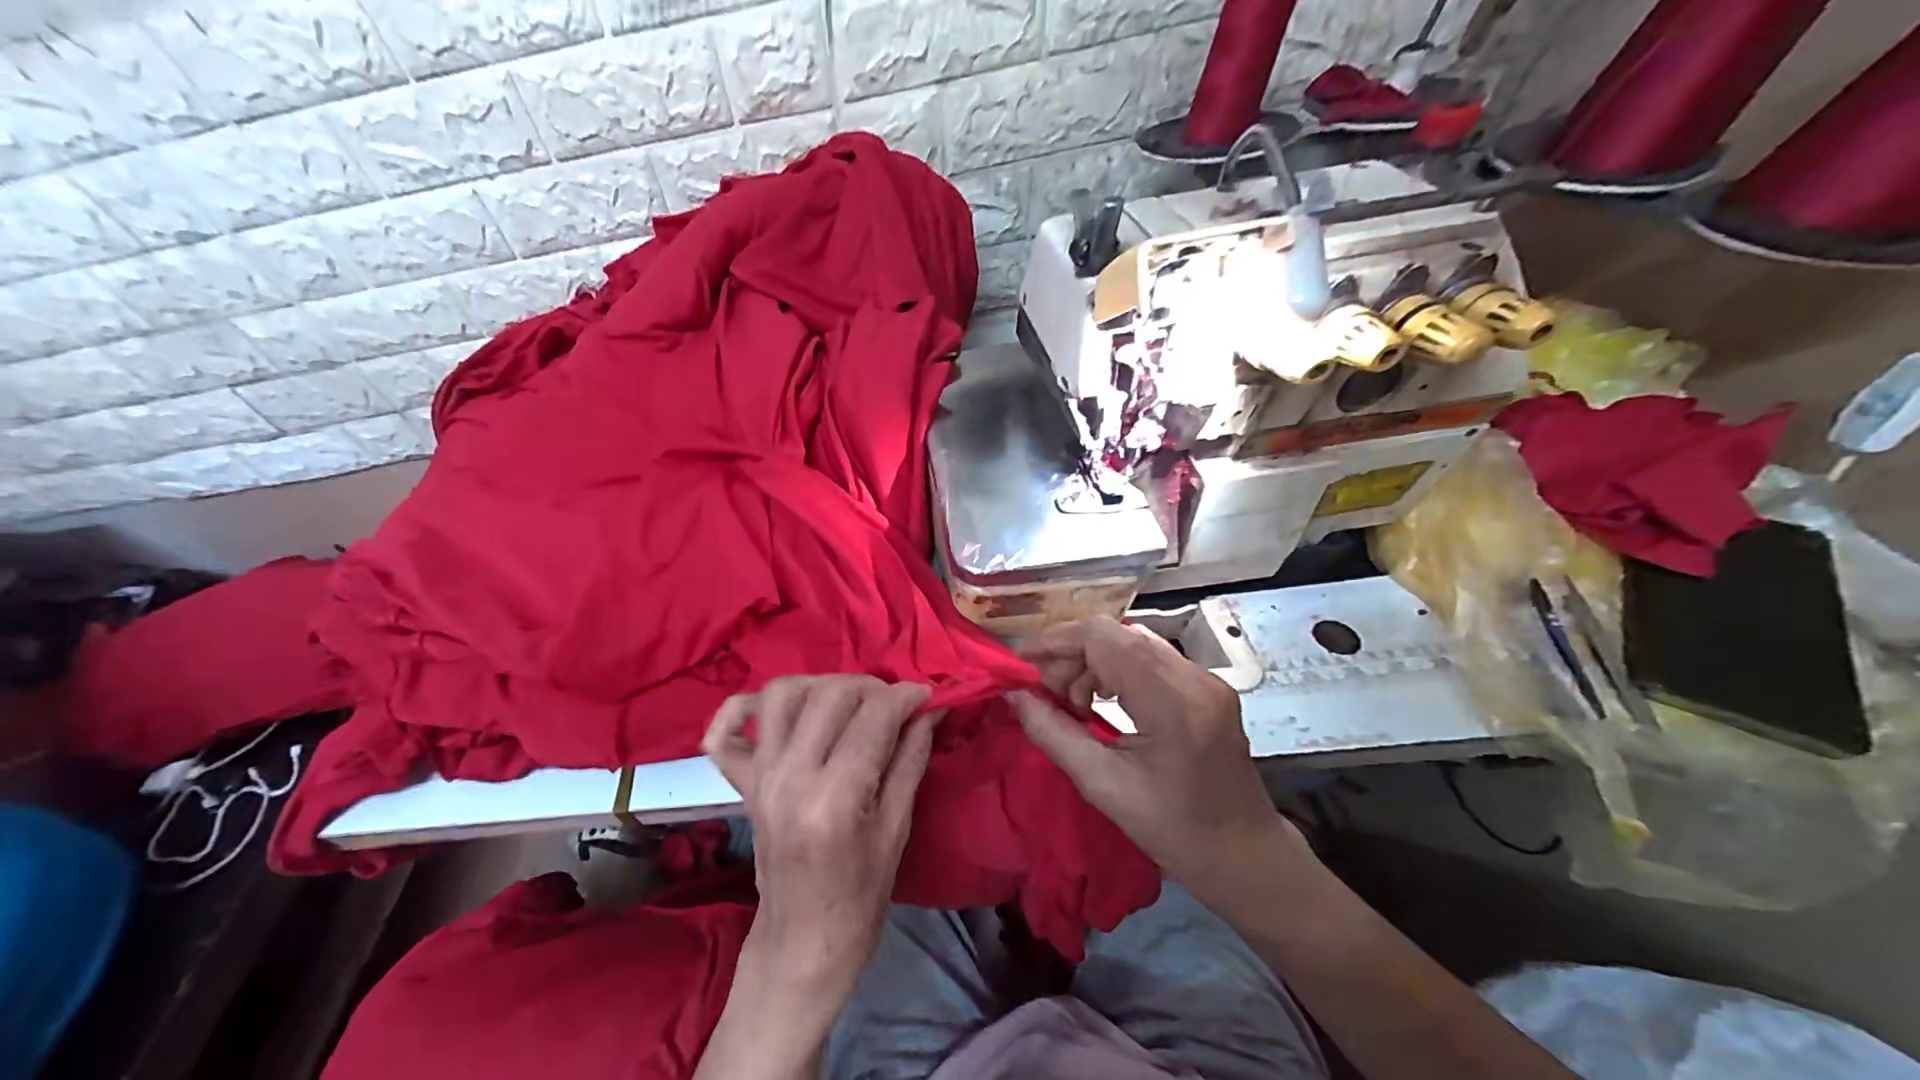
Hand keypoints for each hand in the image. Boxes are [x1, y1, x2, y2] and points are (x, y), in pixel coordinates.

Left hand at [702, 675, 936, 996]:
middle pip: (828, 694)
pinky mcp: (742, 783)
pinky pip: (725, 731)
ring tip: (847, 702)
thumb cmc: (862, 895)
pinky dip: (743, 707)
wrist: (804, 942)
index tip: (927, 695)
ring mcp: (759, 777)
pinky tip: (777, 712)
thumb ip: (912, 758)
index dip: (906, 696)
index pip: (873, 716)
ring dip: (820, 685)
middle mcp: (790, 777)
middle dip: (870, 686)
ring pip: (781, 694)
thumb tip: (930, 709)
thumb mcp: (897, 827)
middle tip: (892, 703)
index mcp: (835, 797)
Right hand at [1010, 617, 1310, 902]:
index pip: (1104, 638)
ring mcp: (1205, 678)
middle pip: (1116, 633)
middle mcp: (1194, 677)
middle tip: (1042, 692)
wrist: (1245, 854)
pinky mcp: (1206, 686)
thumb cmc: (1174, 832)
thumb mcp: (1103, 786)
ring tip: (1070, 703)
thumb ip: (1053, 733)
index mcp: (1173, 702)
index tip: (1022, 666)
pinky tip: (1099, 702)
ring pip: (1131, 642)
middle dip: (1070, 654)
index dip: (1056, 642)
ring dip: (1091, 662)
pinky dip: (1115, 670)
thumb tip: (1014, 696)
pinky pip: (1149, 659)